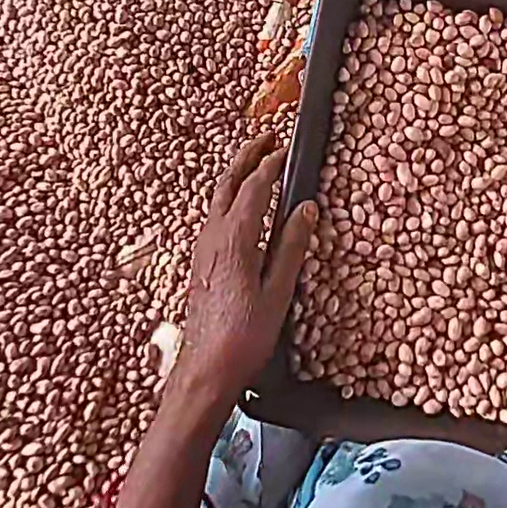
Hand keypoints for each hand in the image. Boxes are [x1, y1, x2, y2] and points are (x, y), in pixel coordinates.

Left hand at [174, 134, 318, 406]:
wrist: (204, 369)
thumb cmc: (244, 335)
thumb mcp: (277, 291)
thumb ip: (290, 246)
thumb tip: (305, 208)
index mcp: (234, 240)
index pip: (254, 188)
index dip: (271, 165)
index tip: (286, 149)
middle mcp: (213, 237)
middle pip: (226, 183)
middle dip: (246, 157)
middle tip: (266, 138)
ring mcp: (203, 248)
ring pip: (217, 197)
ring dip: (236, 174)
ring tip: (255, 162)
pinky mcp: (201, 260)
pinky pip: (214, 214)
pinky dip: (229, 195)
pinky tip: (241, 203)